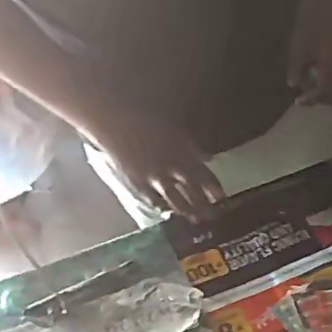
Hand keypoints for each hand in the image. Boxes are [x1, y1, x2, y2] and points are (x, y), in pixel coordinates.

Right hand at [83, 112, 223, 217]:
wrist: (109, 115)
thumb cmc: (141, 112)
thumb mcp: (173, 127)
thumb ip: (192, 146)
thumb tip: (208, 158)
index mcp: (185, 153)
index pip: (207, 178)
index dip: (215, 191)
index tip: (222, 199)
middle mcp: (174, 169)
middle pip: (195, 196)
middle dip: (206, 208)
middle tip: (212, 217)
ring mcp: (156, 179)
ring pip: (177, 202)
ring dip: (188, 212)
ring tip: (194, 219)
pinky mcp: (138, 183)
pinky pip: (154, 201)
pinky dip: (161, 207)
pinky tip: (165, 211)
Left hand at [286, 0, 331, 103]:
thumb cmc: (312, 14)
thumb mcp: (299, 43)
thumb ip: (296, 67)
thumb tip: (293, 84)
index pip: (322, 92)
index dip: (310, 99)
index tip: (298, 102)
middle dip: (317, 90)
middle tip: (303, 89)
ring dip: (324, 78)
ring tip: (309, 74)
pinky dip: (330, 67)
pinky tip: (319, 60)